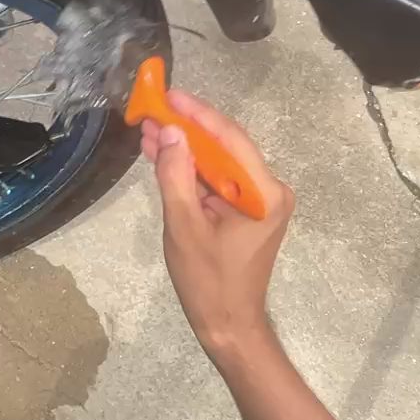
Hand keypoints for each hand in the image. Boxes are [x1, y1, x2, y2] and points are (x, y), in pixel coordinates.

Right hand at [140, 89, 293, 359]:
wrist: (228, 324)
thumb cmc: (207, 280)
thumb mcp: (184, 227)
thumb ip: (176, 177)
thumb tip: (170, 133)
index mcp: (264, 193)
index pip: (230, 140)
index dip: (198, 114)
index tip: (169, 95)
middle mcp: (269, 191)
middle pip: (225, 148)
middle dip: (187, 129)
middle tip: (151, 111)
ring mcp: (259, 201)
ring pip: (218, 163)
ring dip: (185, 149)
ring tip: (149, 131)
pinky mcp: (247, 211)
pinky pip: (217, 181)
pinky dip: (191, 170)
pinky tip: (164, 156)